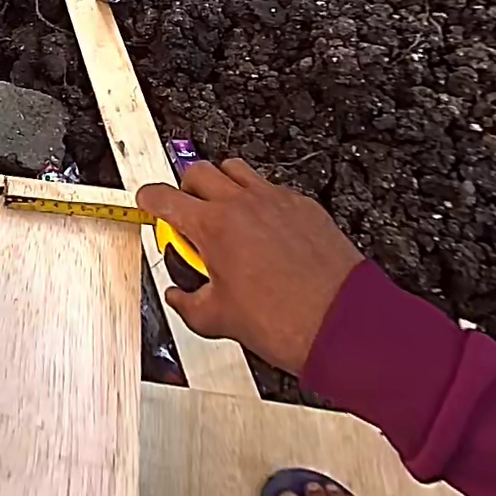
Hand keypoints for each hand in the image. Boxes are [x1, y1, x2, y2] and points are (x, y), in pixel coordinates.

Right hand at [138, 158, 363, 374]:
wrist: (347, 327)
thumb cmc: (288, 322)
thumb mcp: (220, 320)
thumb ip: (188, 304)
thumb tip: (180, 297)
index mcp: (213, 226)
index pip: (164, 197)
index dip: (148, 198)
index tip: (147, 202)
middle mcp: (241, 204)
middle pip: (196, 171)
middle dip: (185, 189)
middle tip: (190, 217)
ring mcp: (274, 200)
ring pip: (234, 169)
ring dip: (221, 184)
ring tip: (225, 214)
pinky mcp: (303, 206)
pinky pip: (270, 187)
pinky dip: (258, 198)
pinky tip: (264, 228)